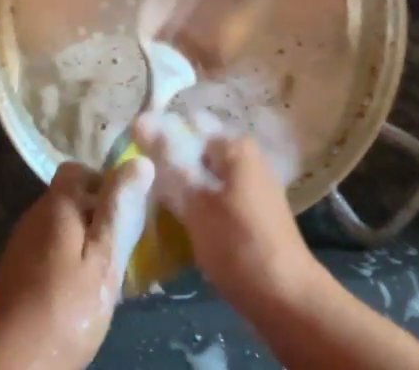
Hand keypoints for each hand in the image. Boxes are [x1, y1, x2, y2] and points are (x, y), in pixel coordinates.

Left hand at [0, 158, 154, 369]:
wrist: (6, 366)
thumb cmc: (63, 310)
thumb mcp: (102, 262)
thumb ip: (119, 212)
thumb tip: (140, 160)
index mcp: (55, 206)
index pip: (78, 169)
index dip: (106, 182)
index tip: (129, 211)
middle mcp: (33, 216)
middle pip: (70, 198)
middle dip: (99, 214)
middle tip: (126, 248)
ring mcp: (21, 245)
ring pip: (61, 227)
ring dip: (86, 241)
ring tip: (109, 273)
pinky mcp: (16, 273)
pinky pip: (50, 251)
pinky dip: (70, 261)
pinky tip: (83, 291)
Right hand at [131, 114, 316, 311]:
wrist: (284, 299)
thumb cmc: (237, 243)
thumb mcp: (195, 199)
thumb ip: (167, 158)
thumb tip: (139, 119)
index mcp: (235, 146)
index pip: (186, 125)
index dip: (157, 138)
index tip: (133, 159)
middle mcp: (246, 158)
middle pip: (195, 151)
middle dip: (167, 164)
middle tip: (138, 184)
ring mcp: (250, 187)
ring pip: (203, 177)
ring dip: (180, 188)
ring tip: (151, 204)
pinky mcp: (250, 214)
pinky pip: (213, 198)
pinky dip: (195, 206)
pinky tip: (177, 223)